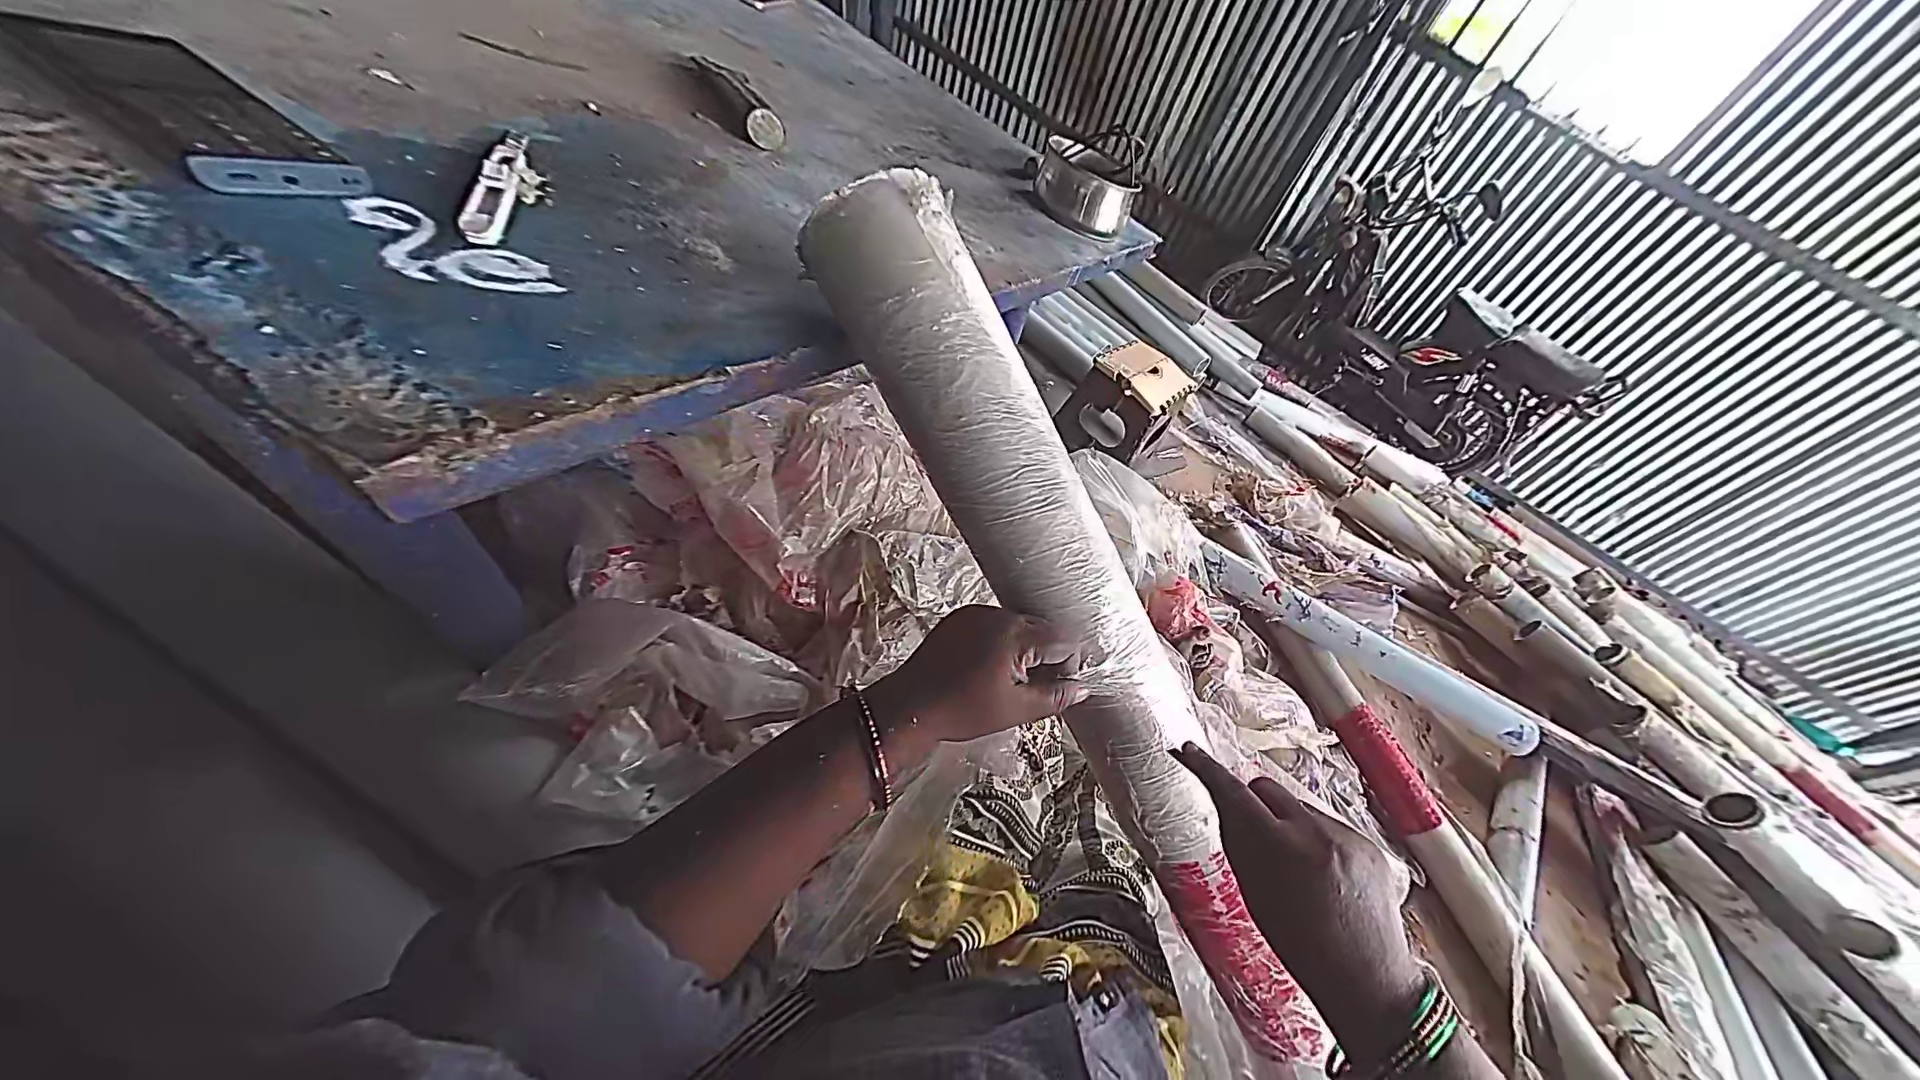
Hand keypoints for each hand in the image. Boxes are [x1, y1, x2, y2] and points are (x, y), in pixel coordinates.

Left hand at [867, 605, 1087, 748]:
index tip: (1065, 685)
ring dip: (1026, 648)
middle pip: (1041, 628)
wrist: (909, 706)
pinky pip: (994, 624)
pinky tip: (993, 668)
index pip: (1063, 639)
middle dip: (1049, 655)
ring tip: (1014, 680)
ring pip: (1018, 625)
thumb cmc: (962, 710)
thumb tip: (1082, 690)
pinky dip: (1002, 642)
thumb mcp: (1014, 709)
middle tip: (1040, 686)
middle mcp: (997, 615)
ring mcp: (975, 613)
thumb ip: (1053, 696)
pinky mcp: (960, 618)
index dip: (1071, 663)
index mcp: (1014, 634)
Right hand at [1173, 742, 1422, 1054]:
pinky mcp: (1370, 844)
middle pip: (1265, 787)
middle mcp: (1315, 833)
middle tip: (1248, 827)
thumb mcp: (1252, 892)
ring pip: (1297, 805)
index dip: (1206, 768)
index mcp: (1278, 848)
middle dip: (1252, 801)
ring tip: (1293, 863)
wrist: (1367, 982)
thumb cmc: (1301, 946)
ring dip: (1287, 822)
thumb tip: (1223, 806)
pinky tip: (1321, 872)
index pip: (1232, 791)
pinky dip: (1316, 838)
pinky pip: (1328, 823)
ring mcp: (1348, 837)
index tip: (1191, 752)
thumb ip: (1238, 843)